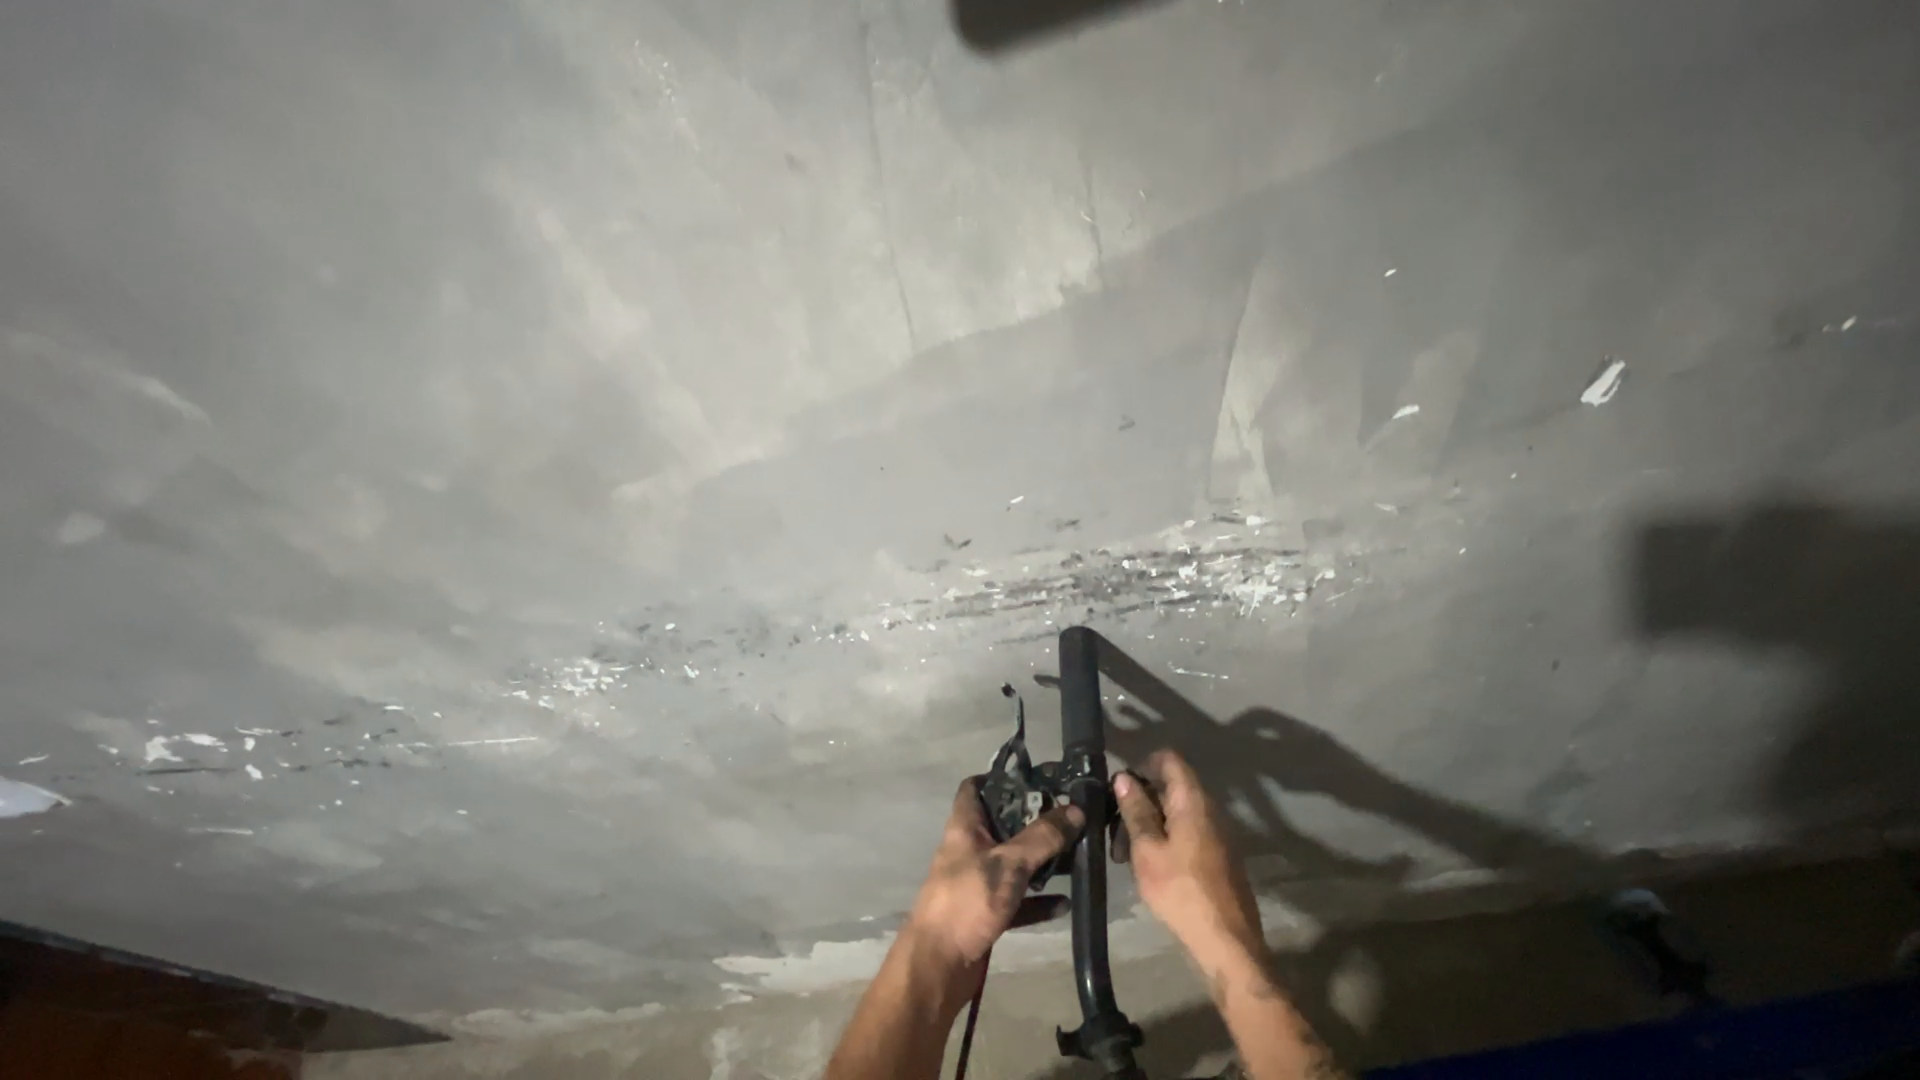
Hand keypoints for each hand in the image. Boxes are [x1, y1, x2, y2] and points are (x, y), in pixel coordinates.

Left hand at [906, 777, 1084, 970]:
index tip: (1036, 778)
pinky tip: (1065, 903)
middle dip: (1034, 820)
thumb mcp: (1008, 863)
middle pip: (1002, 824)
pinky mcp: (987, 913)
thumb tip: (1076, 809)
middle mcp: (969, 849)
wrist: (938, 966)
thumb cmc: (967, 901)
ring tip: (1076, 854)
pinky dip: (1038, 901)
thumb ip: (1042, 836)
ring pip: (1013, 863)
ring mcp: (978, 882)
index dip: (1000, 777)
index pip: (974, 787)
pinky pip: (1018, 901)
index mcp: (964, 827)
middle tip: (1071, 816)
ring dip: (1041, 861)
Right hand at [1113, 750, 1263, 960]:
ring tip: (1126, 856)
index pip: (1169, 759)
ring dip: (1149, 825)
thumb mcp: (1147, 849)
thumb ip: (1135, 810)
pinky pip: (1187, 833)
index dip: (1142, 765)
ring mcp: (1217, 833)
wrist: (1226, 942)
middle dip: (1140, 802)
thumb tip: (1124, 777)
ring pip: (1176, 813)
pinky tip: (1149, 867)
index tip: (1119, 791)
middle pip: (1171, 787)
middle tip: (1114, 833)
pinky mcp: (1219, 856)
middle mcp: (1210, 809)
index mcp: (1193, 800)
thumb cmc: (1180, 891)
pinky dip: (1165, 840)